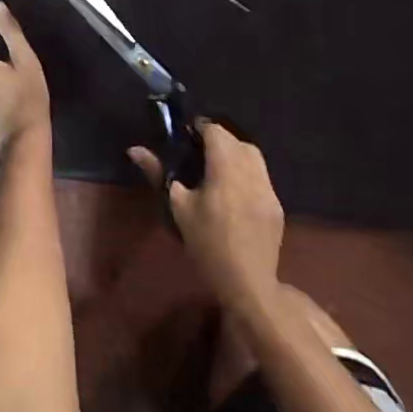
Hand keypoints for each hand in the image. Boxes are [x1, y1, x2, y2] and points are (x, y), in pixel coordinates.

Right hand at [130, 121, 283, 309]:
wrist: (247, 283)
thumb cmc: (207, 245)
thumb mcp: (178, 209)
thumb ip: (158, 174)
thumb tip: (135, 149)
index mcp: (226, 169)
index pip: (217, 132)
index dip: (201, 128)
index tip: (186, 135)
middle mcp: (251, 171)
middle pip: (237, 141)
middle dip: (218, 140)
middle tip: (198, 153)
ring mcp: (269, 188)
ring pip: (253, 156)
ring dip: (235, 154)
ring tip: (216, 169)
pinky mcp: (277, 205)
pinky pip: (262, 176)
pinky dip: (247, 173)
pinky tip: (234, 192)